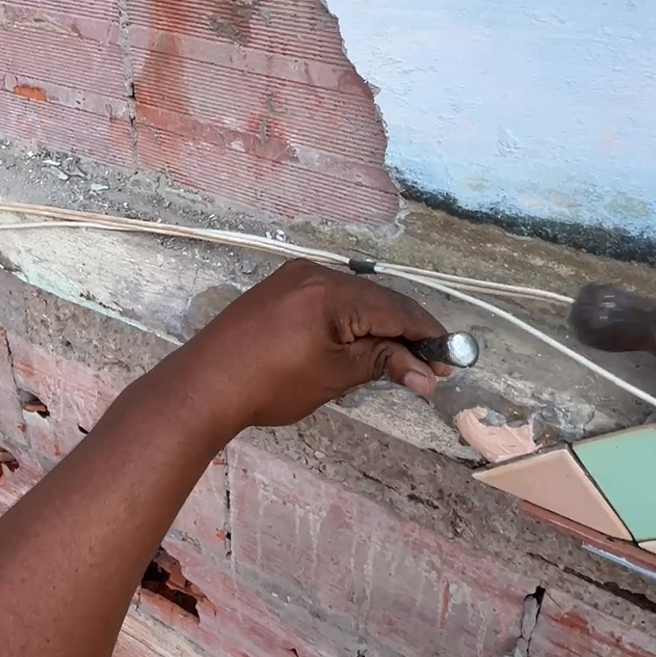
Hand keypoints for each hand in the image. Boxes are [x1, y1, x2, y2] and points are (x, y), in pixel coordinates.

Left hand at [158, 259, 450, 429]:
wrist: (204, 383)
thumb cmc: (271, 383)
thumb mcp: (335, 375)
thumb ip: (382, 363)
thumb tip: (426, 374)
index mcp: (333, 291)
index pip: (396, 307)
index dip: (427, 335)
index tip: (451, 361)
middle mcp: (316, 273)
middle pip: (377, 297)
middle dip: (405, 330)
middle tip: (429, 366)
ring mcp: (295, 276)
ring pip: (354, 296)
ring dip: (379, 324)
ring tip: (397, 358)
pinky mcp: (281, 288)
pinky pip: (330, 297)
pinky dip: (351, 318)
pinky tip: (360, 341)